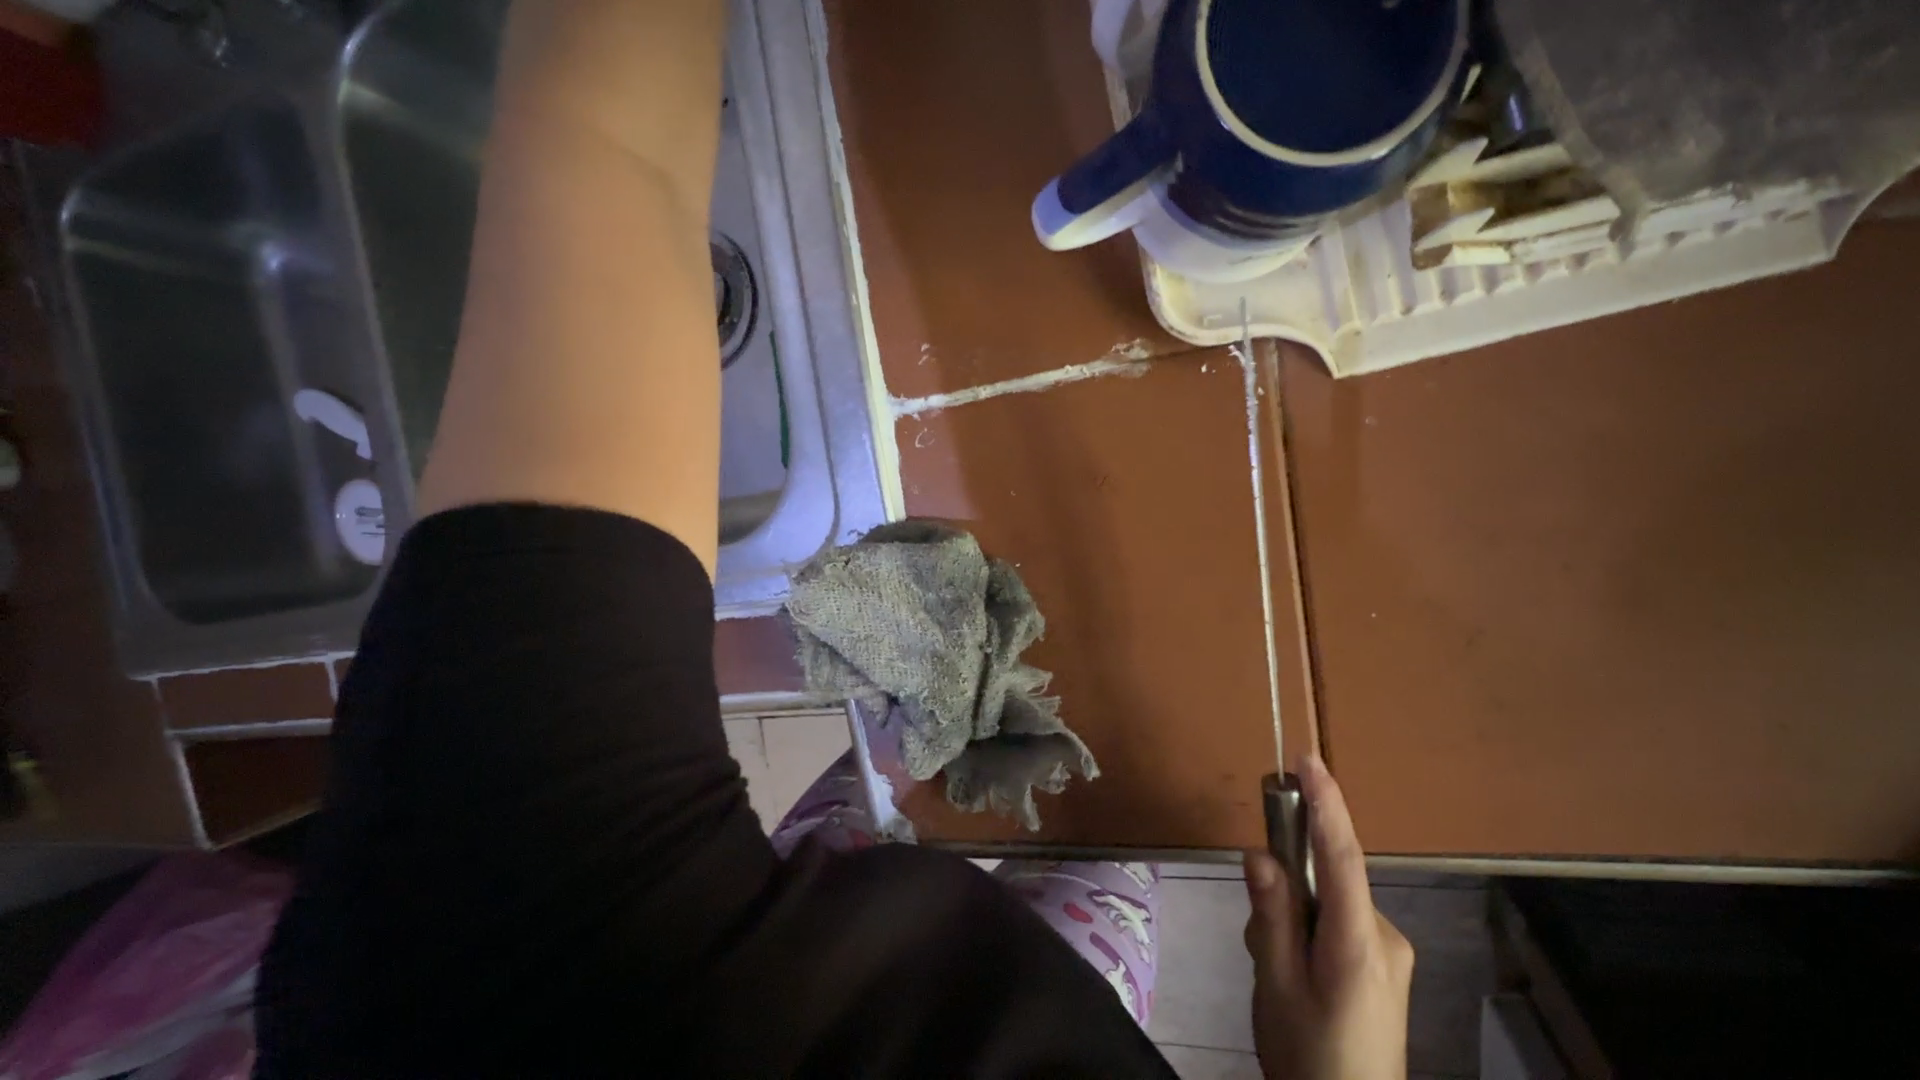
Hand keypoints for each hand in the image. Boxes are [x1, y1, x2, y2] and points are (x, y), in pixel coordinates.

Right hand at [1244, 755, 1413, 1079]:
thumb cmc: (1309, 1056)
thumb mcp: (1275, 987)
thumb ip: (1270, 917)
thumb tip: (1260, 854)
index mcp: (1359, 943)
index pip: (1342, 856)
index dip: (1326, 804)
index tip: (1307, 759)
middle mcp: (1386, 937)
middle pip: (1328, 881)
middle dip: (1286, 890)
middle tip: (1259, 943)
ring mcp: (1391, 952)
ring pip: (1329, 906)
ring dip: (1294, 919)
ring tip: (1277, 975)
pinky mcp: (1385, 965)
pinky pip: (1339, 925)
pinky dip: (1309, 933)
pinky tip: (1296, 977)